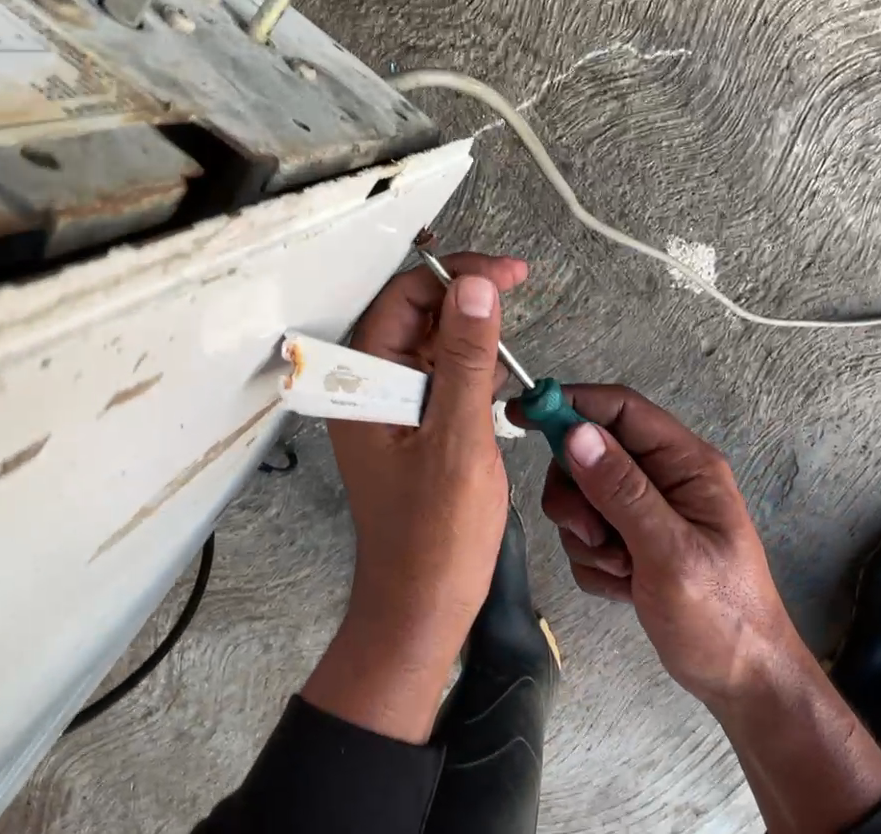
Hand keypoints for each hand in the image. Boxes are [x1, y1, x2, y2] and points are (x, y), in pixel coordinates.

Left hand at [300, 252, 525, 742]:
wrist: (423, 607)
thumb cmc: (435, 535)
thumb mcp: (457, 439)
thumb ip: (465, 359)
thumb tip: (476, 286)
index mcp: (363, 383)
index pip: (403, 298)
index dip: (456, 275)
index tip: (510, 274)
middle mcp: (370, 387)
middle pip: (416, 313)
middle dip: (467, 298)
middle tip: (518, 287)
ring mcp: (393, 407)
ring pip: (432, 343)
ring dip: (473, 334)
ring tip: (508, 346)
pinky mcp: (415, 426)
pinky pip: (443, 376)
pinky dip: (473, 369)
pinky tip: (498, 383)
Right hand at [528, 386, 880, 831]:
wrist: (741, 680)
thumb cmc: (720, 614)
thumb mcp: (670, 552)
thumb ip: (622, 491)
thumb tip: (575, 432)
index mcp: (685, 464)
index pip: (621, 410)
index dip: (571, 405)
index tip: (522, 414)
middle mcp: (664, 478)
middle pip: (590, 454)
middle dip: (577, 495)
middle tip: (590, 534)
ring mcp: (647, 512)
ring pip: (582, 498)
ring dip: (587, 539)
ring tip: (622, 570)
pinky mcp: (633, 544)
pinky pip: (587, 537)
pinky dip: (594, 564)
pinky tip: (624, 588)